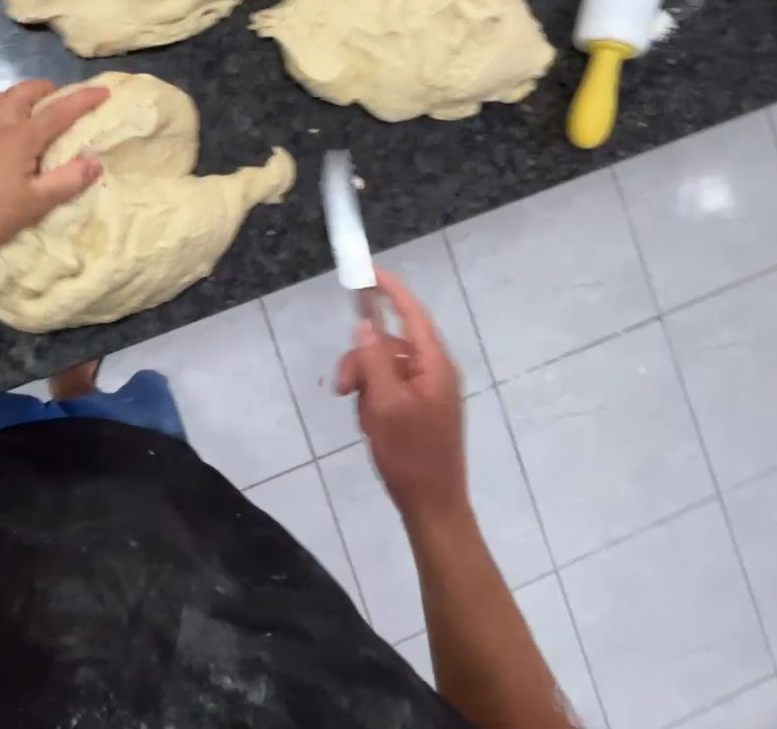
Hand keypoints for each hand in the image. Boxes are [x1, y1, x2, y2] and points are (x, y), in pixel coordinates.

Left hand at [0, 80, 108, 260]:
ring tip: (17, 102)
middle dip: (42, 89)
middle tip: (54, 93)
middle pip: (21, 95)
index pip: (59, 112)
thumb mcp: (33, 205)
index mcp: (20, 139)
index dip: (82, 100)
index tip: (103, 91)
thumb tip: (95, 162)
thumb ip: (67, 182)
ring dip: (9, 96)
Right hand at [335, 270, 468, 524]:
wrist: (433, 504)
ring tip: (360, 415)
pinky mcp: (420, 405)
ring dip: (365, 382)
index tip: (365, 271)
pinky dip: (373, 397)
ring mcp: (428, 388)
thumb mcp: (385, 405)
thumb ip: (374, 361)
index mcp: (434, 364)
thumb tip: (365, 324)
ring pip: (384, 365)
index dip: (389, 288)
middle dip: (361, 358)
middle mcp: (434, 369)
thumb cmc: (410, 455)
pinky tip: (370, 423)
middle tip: (341, 387)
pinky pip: (389, 385)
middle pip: (389, 342)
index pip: (410, 312)